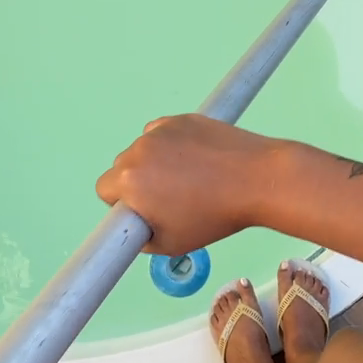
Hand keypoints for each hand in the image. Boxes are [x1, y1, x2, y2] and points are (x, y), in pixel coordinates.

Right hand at [95, 115, 293, 254]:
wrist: (257, 180)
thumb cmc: (215, 216)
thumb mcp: (172, 244)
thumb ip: (142, 237)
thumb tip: (138, 226)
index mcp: (129, 180)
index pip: (105, 189)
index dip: (122, 203)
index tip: (145, 210)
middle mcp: (138, 149)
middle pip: (122, 166)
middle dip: (138, 181)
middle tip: (171, 196)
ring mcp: (161, 130)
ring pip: (144, 148)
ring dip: (155, 161)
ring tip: (190, 177)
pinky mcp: (182, 118)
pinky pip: (164, 132)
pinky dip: (172, 144)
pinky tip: (196, 158)